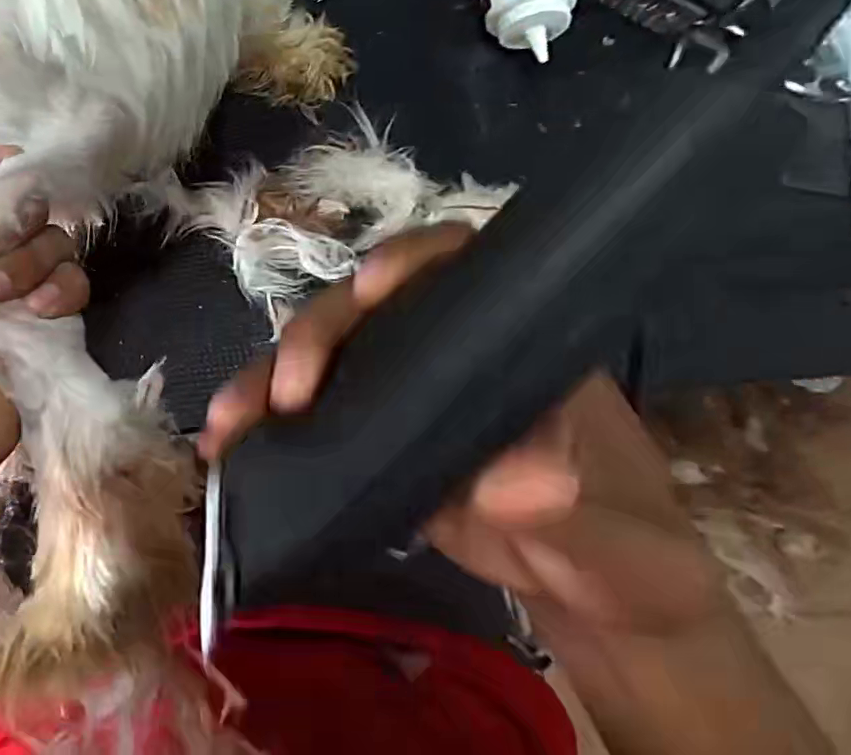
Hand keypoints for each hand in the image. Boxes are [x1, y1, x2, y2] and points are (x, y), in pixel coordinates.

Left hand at [0, 149, 90, 505]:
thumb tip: (3, 152)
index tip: (2, 178)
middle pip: (30, 209)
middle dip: (9, 225)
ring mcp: (19, 297)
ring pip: (58, 243)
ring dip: (28, 260)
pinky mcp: (49, 333)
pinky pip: (76, 286)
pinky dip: (61, 289)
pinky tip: (34, 312)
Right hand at [198, 225, 720, 637]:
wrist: (584, 590)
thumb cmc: (625, 544)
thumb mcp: (619, 535)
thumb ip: (577, 509)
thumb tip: (509, 483)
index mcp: (508, 338)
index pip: (454, 266)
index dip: (407, 260)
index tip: (371, 288)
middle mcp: (439, 346)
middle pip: (362, 310)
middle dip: (316, 336)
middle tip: (292, 390)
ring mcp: (394, 387)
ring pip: (318, 358)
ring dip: (265, 380)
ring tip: (228, 422)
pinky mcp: (362, 433)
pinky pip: (301, 415)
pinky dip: (260, 425)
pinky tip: (225, 446)